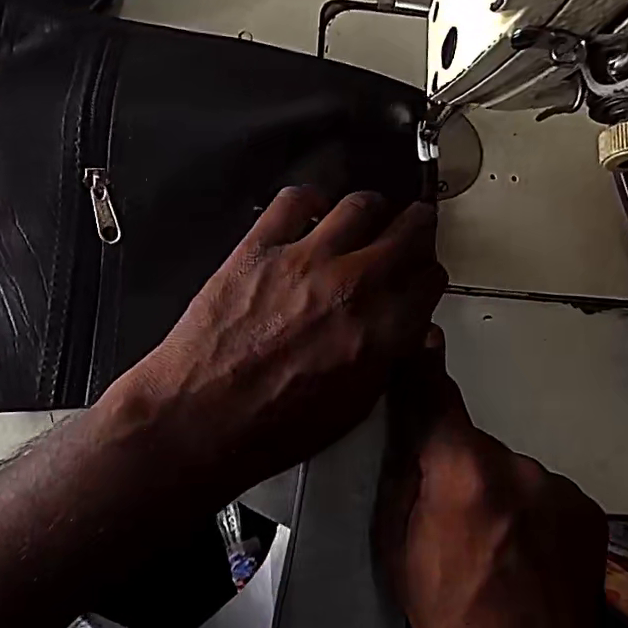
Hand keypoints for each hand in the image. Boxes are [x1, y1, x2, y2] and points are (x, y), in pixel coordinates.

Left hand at [103, 186, 446, 500]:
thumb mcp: (351, 408)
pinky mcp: (257, 250)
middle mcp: (350, 289)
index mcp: (380, 333)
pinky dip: (310, 201)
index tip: (420, 274)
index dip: (428, 275)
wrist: (197, 420)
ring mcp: (303, 262)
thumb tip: (397, 333)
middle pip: (409, 231)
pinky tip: (310, 214)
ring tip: (364, 219)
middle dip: (415, 230)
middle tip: (409, 230)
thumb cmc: (266, 427)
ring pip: (360, 205)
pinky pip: (295, 200)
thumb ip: (385, 359)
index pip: (430, 279)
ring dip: (371, 211)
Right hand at [376, 329, 611, 627]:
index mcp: (463, 472)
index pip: (434, 395)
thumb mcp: (394, 547)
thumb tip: (404, 425)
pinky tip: (523, 553)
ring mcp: (558, 484)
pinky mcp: (587, 505)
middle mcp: (517, 464)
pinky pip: (538, 490)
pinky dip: (524, 509)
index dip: (419, 366)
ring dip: (490, 489)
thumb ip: (399, 477)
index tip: (415, 336)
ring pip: (505, 468)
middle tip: (444, 515)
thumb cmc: (447, 617)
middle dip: (452, 463)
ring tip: (489, 545)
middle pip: (469, 441)